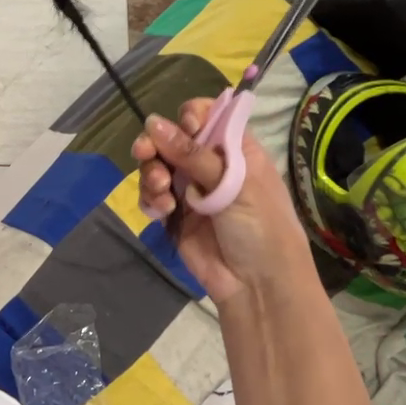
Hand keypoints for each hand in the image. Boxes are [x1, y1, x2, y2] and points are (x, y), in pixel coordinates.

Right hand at [132, 100, 314, 304]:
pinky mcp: (174, 214)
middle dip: (155, 145)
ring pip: (156, 165)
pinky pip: (151, 195)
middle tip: (144, 153)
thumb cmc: (261, 229)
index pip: (205, 117)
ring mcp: (189, 189)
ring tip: (160, 193)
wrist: (258, 287)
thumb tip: (151, 121)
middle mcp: (209, 165)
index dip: (189, 118)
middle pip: (170, 139)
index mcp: (235, 151)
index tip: (183, 130)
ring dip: (151, 174)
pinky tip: (160, 211)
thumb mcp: (233, 186)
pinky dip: (150, 199)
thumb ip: (192, 154)